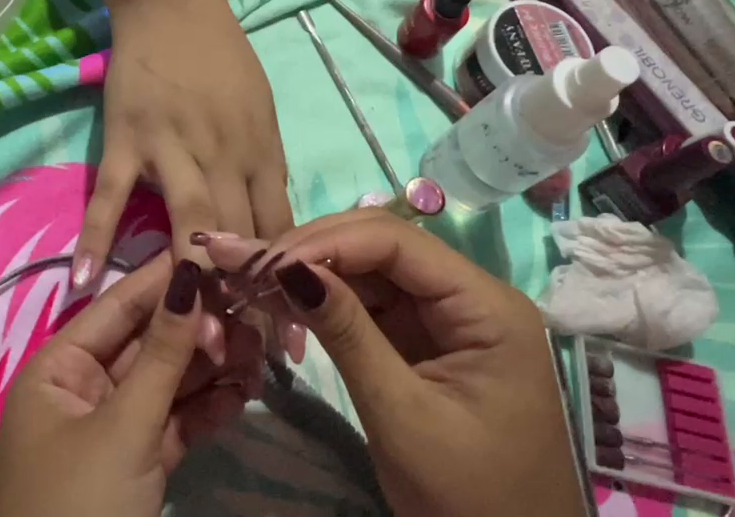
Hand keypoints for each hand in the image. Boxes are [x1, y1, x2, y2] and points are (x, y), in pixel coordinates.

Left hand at [0, 255, 256, 516]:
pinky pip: (176, 422)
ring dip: (213, 367)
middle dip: (201, 328)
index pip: (120, 306)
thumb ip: (163, 354)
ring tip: (261, 352)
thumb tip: (190, 274)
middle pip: (150, 342)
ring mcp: (113, 427)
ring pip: (169, 382)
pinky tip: (245, 392)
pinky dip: (208, 409)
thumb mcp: (122, 427)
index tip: (217, 251)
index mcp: (60, 366)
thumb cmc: (77, 505)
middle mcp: (84, 387)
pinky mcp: (138, 464)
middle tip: (255, 311)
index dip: (168, 279)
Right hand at [74, 0, 296, 356]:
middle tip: (248, 364)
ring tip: (189, 347)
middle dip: (248, 302)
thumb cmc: (221, 55)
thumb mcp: (261, 107)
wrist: (171, 3)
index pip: (280, 226)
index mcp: (260, 148)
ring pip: (189, 222)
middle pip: (242, 237)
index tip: (293, 338)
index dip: (287, 284)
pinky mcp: (126, 138)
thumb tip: (269, 223)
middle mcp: (224, 154)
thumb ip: (263, 164)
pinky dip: (98, 237)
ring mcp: (172, 147)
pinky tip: (85, 283)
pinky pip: (111, 194)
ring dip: (193, 285)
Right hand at [200, 212, 586, 516]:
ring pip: (373, 272)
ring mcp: (449, 319)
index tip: (266, 260)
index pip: (397, 243)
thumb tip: (286, 267)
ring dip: (315, 273)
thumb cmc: (469, 501)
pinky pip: (374, 305)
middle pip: (384, 247)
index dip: (328, 242)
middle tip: (248, 265)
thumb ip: (346, 332)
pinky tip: (286, 302)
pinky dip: (329, 303)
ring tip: (254, 279)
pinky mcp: (429, 342)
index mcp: (486, 306)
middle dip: (314, 251)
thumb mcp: (401, 416)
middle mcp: (471, 296)